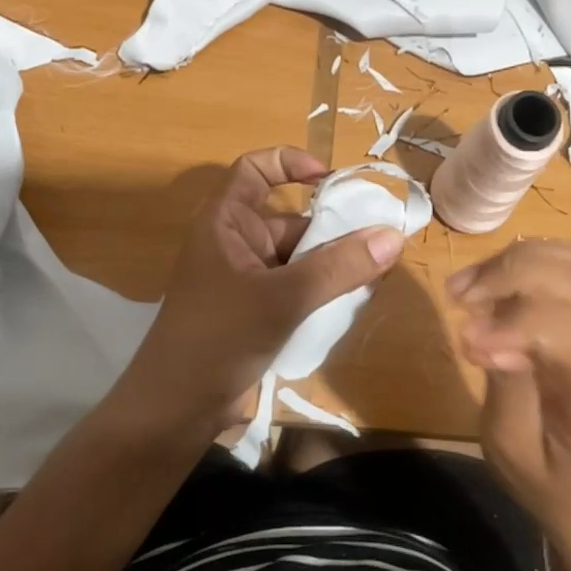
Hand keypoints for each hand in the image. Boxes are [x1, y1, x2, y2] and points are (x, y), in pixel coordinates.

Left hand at [116, 147, 404, 426]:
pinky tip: (351, 305)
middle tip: (379, 244)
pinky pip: (295, 289)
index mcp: (224, 223)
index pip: (254, 169)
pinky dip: (321, 293)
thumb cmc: (219, 337)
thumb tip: (393, 236)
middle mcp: (234, 244)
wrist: (177, 408)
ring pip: (298, 258)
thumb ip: (339, 267)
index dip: (290, 163)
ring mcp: (244, 281)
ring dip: (331, 266)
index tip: (330, 178)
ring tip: (374, 277)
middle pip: (289, 220)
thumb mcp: (283, 298)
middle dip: (331, 231)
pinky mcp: (254, 313)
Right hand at [446, 240, 570, 540]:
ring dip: (524, 258)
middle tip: (460, 295)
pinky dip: (540, 257)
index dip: (516, 322)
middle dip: (514, 274)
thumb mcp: (512, 451)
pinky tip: (502, 277)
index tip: (466, 339)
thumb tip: (485, 334)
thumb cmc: (550, 481)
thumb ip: (506, 389)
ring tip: (475, 283)